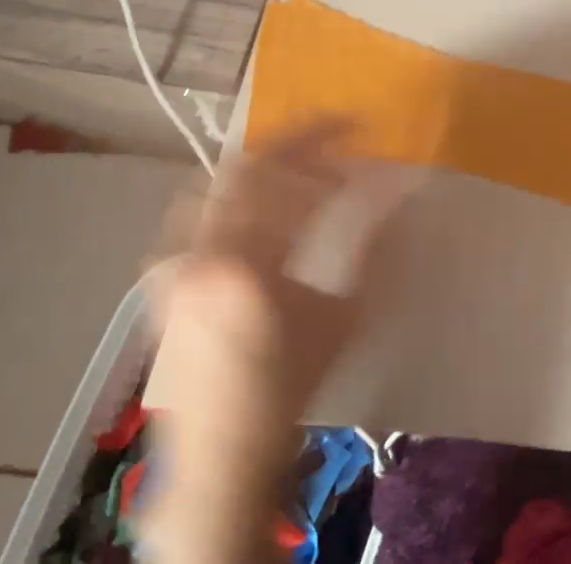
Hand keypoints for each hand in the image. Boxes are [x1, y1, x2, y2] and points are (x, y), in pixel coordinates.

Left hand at [143, 120, 415, 563]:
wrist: (224, 444)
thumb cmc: (293, 381)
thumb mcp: (346, 314)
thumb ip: (373, 244)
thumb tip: (405, 187)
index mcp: (246, 262)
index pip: (291, 176)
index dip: (330, 141)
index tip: (363, 125)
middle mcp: (199, 252)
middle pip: (244, 166)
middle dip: (295, 141)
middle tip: (335, 134)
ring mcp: (173, 262)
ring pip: (214, 184)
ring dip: (263, 165)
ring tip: (301, 164)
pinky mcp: (165, 276)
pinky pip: (197, 213)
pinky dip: (234, 195)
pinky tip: (261, 207)